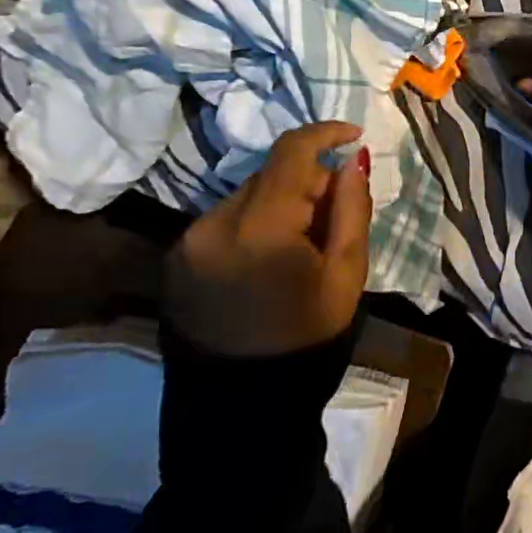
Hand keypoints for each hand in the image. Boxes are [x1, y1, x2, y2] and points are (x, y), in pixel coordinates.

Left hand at [164, 122, 371, 356]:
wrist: (242, 400)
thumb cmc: (308, 333)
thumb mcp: (347, 271)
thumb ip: (351, 208)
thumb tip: (351, 160)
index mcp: (260, 227)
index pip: (290, 153)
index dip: (325, 133)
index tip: (354, 134)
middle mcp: (213, 224)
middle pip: (270, 174)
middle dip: (309, 182)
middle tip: (336, 215)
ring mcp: (188, 241)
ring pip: (249, 195)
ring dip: (283, 202)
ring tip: (304, 244)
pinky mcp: (177, 258)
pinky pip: (227, 218)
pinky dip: (257, 221)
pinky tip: (272, 257)